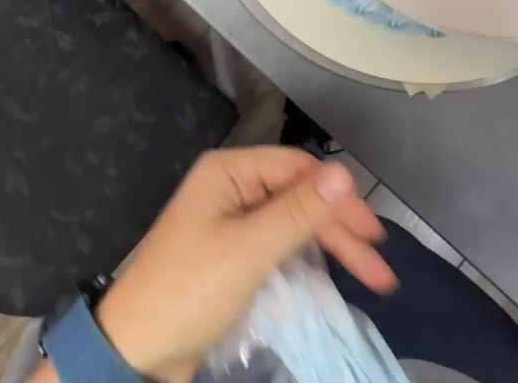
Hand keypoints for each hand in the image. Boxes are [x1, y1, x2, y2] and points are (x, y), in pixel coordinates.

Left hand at [94, 147, 396, 382]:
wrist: (137, 347)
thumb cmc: (188, 291)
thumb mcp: (248, 250)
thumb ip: (298, 212)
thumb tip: (344, 173)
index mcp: (228, 172)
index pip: (297, 169)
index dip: (339, 198)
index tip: (374, 235)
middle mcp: (230, 188)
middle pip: (298, 197)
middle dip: (339, 229)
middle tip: (379, 269)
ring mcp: (230, 221)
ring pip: (292, 223)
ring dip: (330, 247)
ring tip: (372, 279)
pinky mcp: (231, 253)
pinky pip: (278, 245)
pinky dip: (306, 260)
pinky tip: (330, 276)